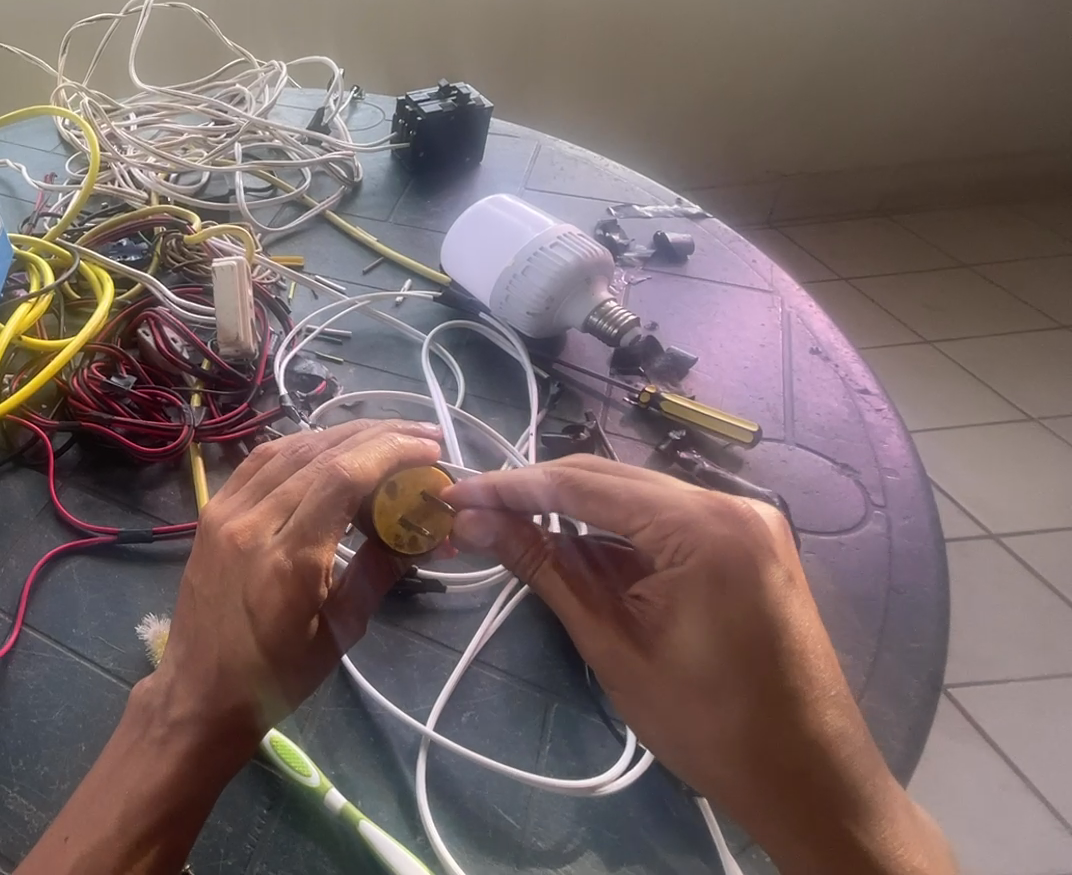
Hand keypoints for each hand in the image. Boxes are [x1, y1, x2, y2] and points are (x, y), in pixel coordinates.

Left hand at [145, 419, 442, 756]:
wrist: (199, 688)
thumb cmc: (276, 674)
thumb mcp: (340, 631)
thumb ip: (378, 572)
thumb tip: (418, 531)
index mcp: (289, 559)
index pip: (341, 479)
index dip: (388, 453)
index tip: (428, 448)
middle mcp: (252, 522)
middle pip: (317, 455)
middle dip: (374, 437)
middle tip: (419, 434)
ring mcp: (224, 511)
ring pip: (287, 450)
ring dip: (339, 435)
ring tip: (383, 435)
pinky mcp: (211, 510)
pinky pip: (258, 462)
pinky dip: (298, 447)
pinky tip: (327, 446)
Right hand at [443, 455, 953, 874]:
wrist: (813, 786)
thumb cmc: (708, 724)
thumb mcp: (608, 640)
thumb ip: (540, 564)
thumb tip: (470, 519)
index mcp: (703, 528)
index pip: (578, 486)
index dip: (506, 488)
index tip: (450, 494)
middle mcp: (728, 504)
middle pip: (602, 478)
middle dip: (531, 491)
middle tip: (469, 509)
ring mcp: (742, 520)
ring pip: (626, 493)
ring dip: (564, 507)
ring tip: (504, 524)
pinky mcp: (742, 541)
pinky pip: (655, 516)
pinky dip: (605, 528)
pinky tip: (564, 543)